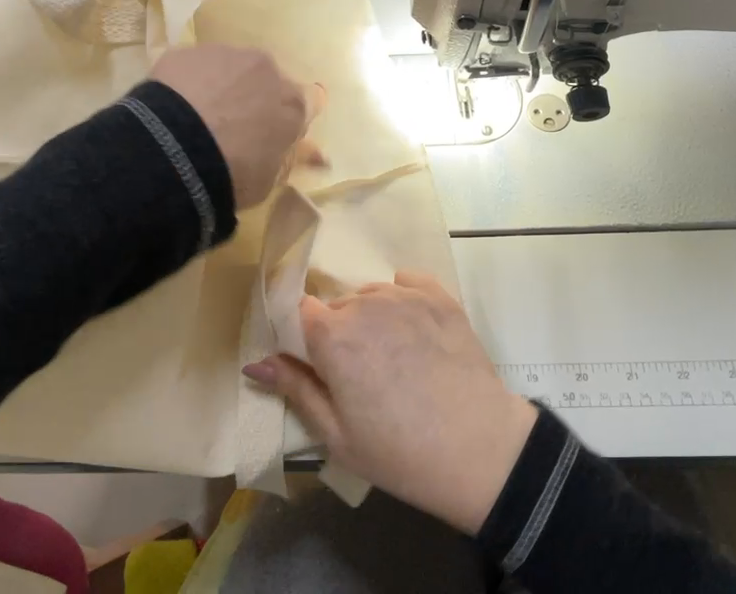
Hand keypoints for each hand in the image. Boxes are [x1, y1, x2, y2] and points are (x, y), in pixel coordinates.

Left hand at [149, 45, 316, 207]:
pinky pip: (194, 67)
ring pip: (229, 69)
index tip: (274, 134)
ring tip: (196, 119)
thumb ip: (291, 157)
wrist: (173, 153)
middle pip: (266, 80)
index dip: (289, 118)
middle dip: (254, 98)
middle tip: (231, 129)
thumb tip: (317, 155)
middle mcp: (265, 68)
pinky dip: (188, 83)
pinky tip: (172, 109)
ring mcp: (224, 54)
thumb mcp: (269, 178)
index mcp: (293, 101)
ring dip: (221, 87)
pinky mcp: (186, 52)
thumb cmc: (232, 172)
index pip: (308, 102)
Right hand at [242, 272, 537, 535]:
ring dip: (371, 317)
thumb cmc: (399, 452)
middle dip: (338, 332)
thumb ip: (295, 389)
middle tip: (358, 376)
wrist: (481, 450)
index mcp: (332, 336)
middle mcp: (365, 304)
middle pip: (336, 306)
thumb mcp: (336, 434)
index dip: (303, 334)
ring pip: (371, 295)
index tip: (315, 361)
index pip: (299, 311)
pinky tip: (414, 332)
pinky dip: (403, 299)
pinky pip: (406, 283)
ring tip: (392, 359)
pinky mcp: (440, 296)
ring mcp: (405, 295)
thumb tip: (253, 363)